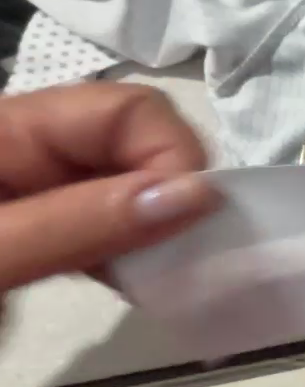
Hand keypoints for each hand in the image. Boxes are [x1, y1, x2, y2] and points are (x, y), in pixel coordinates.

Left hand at [0, 84, 220, 290]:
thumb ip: (76, 224)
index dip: (173, 155)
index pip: (129, 110)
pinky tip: (125, 276)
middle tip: (166, 257)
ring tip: (145, 274)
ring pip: (134, 184)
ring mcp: (32, 188)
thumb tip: (204, 194)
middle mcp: (26, 146)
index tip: (183, 221)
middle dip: (169, 195)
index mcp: (3, 129)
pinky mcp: (39, 226)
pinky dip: (134, 246)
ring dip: (156, 227)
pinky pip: (110, 218)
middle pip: (140, 143)